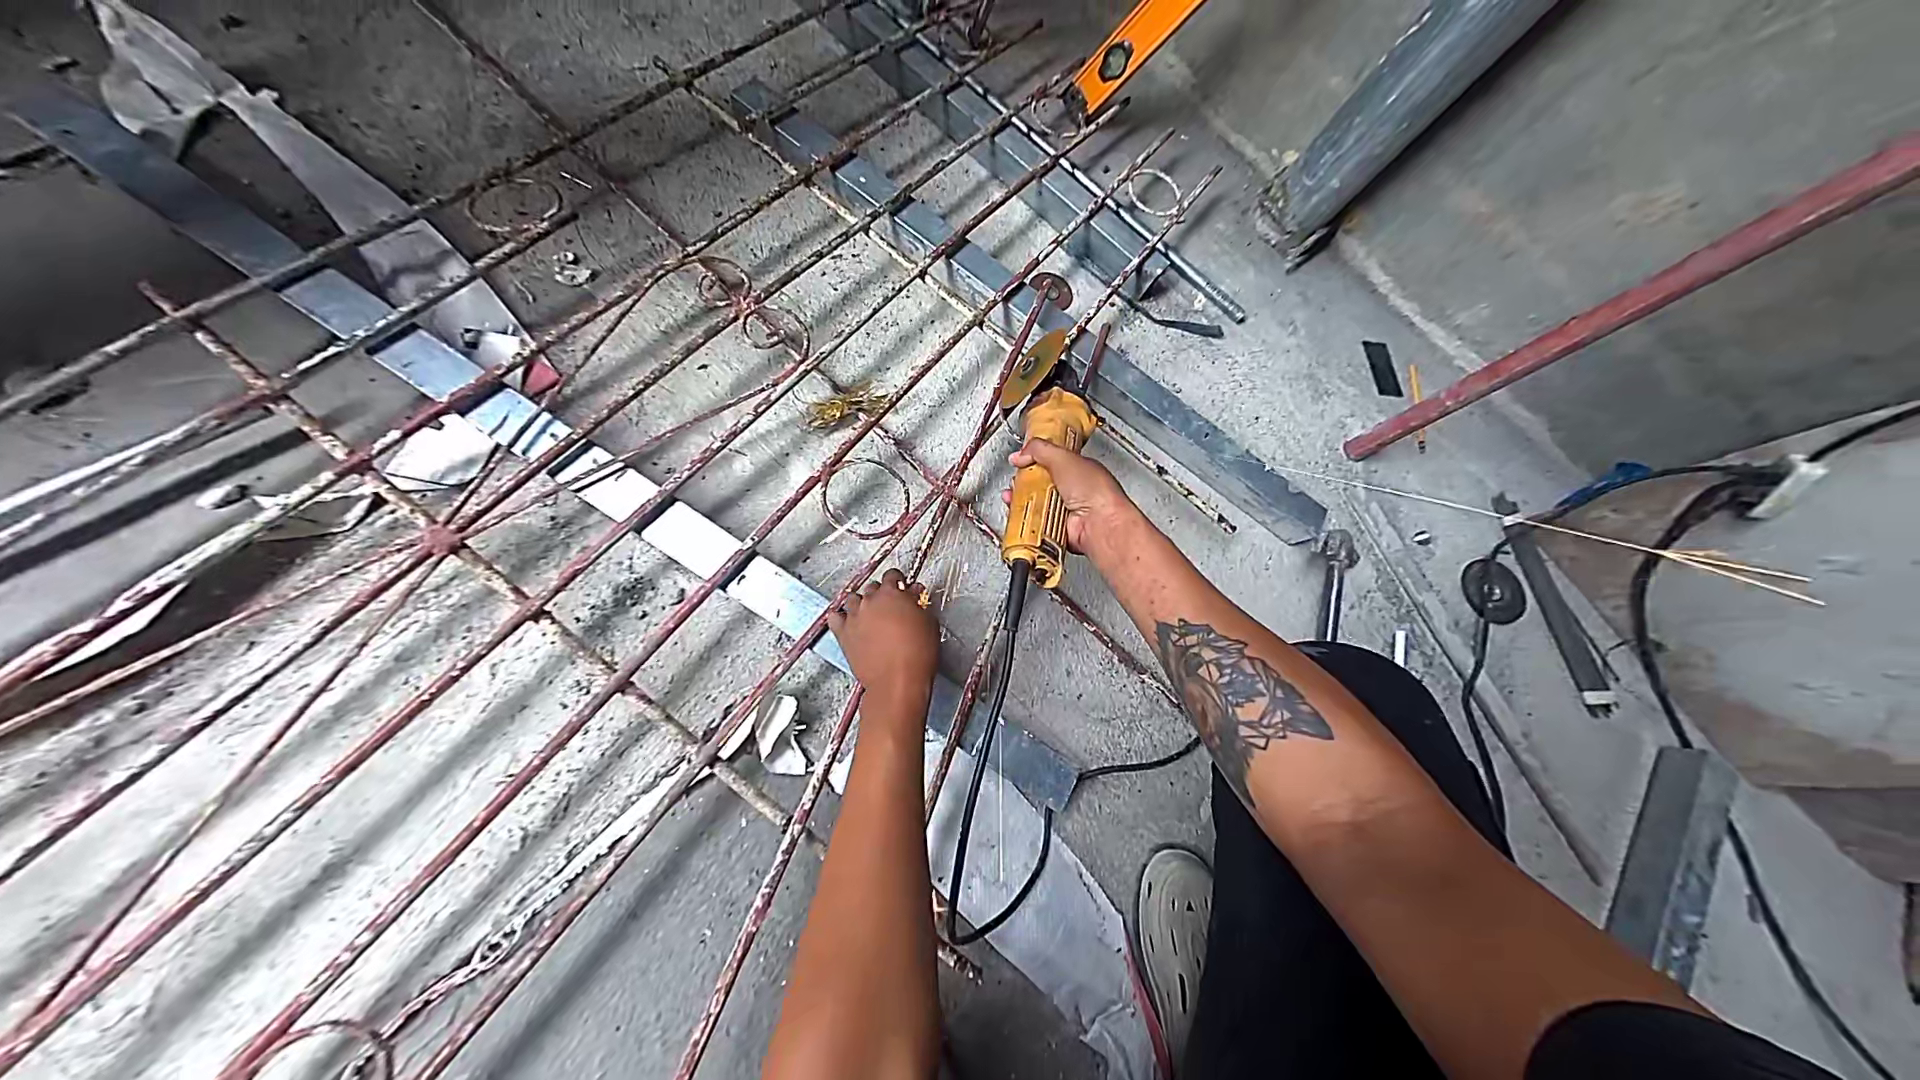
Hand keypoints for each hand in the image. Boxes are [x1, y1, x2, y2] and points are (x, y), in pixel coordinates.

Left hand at [828, 568, 939, 713]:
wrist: (897, 681)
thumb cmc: (916, 656)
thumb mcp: (928, 623)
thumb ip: (918, 605)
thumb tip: (913, 597)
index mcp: (893, 593)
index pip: (892, 576)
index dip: (898, 580)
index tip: (901, 585)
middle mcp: (870, 601)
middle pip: (872, 587)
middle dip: (881, 594)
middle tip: (890, 605)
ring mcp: (855, 616)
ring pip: (853, 599)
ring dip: (861, 604)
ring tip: (870, 614)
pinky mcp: (844, 634)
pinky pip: (835, 617)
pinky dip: (840, 617)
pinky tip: (847, 620)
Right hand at [1002, 438, 1136, 553]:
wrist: (1100, 525)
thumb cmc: (1095, 492)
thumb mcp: (1063, 458)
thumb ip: (1039, 450)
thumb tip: (1021, 453)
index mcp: (1079, 469)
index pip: (1051, 461)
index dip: (1034, 460)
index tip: (1020, 460)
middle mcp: (1073, 491)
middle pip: (1040, 484)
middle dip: (1023, 483)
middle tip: (1016, 481)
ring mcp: (1065, 512)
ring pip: (1036, 505)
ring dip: (1021, 502)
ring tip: (1012, 497)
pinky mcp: (1058, 530)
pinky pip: (1036, 523)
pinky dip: (1026, 520)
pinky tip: (1021, 515)